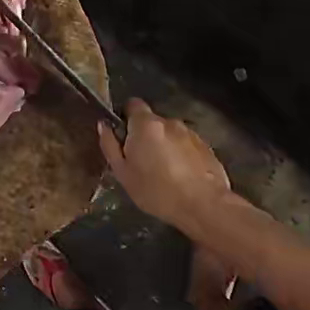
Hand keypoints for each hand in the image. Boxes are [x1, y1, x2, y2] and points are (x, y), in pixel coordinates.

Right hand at [97, 99, 235, 229]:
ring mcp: (191, 133)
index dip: (126, 118)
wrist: (203, 205)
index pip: (132, 104)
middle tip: (141, 164)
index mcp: (146, 124)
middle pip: (152, 122)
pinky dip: (182, 156)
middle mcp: (170, 122)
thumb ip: (110, 145)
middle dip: (146, 137)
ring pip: (170, 135)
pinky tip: (182, 178)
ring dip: (165, 147)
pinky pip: (186, 146)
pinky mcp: (206, 146)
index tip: (124, 137)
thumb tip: (103, 125)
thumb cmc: (156, 191)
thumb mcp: (123, 173)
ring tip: (164, 175)